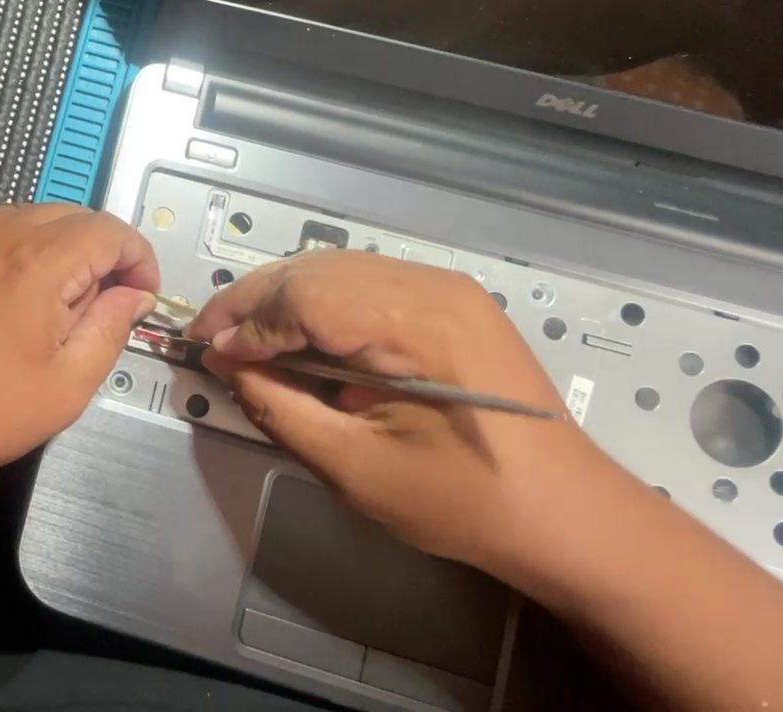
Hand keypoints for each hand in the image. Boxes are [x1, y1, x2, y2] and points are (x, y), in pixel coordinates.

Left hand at [0, 205, 159, 501]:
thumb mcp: (65, 384)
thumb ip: (110, 327)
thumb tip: (134, 294)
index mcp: (33, 260)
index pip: (108, 230)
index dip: (138, 258)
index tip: (142, 296)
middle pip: (74, 216)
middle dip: (102, 252)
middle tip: (103, 307)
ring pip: (35, 217)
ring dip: (62, 249)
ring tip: (57, 307)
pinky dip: (23, 249)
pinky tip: (15, 297)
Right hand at [186, 250, 609, 571]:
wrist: (572, 516)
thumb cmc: (466, 501)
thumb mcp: (357, 469)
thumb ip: (280, 408)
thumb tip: (226, 363)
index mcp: (419, 326)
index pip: (306, 296)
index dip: (249, 322)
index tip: (210, 354)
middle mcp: (432, 287)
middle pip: (313, 270)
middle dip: (251, 300)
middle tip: (210, 335)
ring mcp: (444, 286)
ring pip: (331, 266)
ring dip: (277, 296)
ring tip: (241, 332)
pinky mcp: (446, 298)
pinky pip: (359, 278)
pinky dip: (313, 298)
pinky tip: (292, 329)